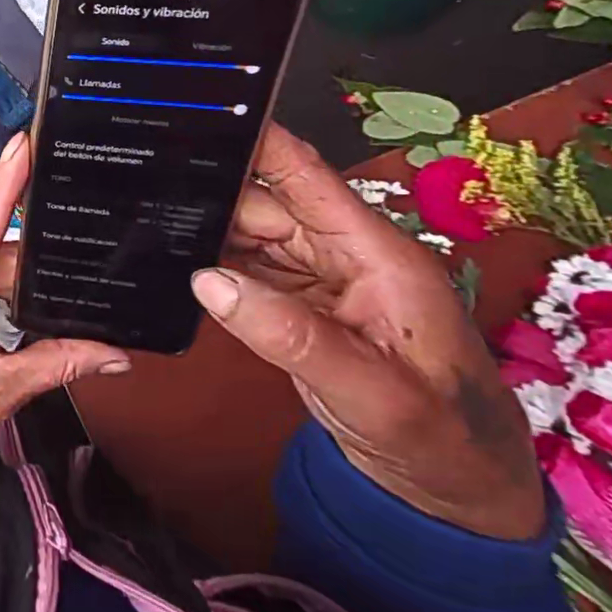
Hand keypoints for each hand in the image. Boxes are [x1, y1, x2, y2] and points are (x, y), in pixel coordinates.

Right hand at [196, 124, 544, 540]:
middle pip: (271, 205)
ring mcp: (324, 281)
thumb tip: (211, 282)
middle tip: (155, 188)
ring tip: (159, 221)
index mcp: (377, 255)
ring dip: (215, 231)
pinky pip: (255, 273)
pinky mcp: (305, 308)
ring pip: (257, 237)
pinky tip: (186, 264)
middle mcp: (347, 256)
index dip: (264, 143)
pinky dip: (222, 268)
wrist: (456, 494)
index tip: (210, 117)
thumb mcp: (373, 394)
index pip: (311, 179)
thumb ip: (290, 336)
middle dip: (220, 193)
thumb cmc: (442, 440)